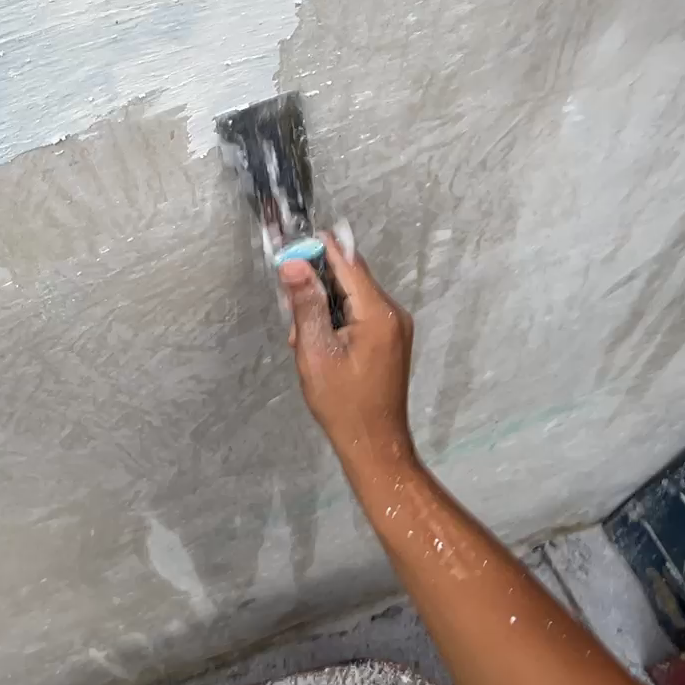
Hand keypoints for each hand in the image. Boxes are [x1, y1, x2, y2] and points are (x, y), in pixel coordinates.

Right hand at [279, 232, 415, 464]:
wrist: (374, 444)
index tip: (291, 241)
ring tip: (302, 334)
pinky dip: (336, 317)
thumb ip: (306, 304)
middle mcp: (393, 312)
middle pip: (351, 277)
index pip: (348, 264)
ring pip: (353, 295)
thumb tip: (293, 263)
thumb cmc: (342, 402)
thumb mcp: (316, 352)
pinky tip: (318, 340)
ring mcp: (394, 326)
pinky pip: (360, 312)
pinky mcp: (390, 338)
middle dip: (317, 282)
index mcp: (378, 313)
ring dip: (324, 304)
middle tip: (289, 301)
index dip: (319, 249)